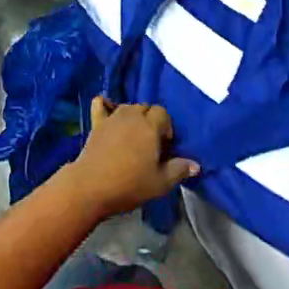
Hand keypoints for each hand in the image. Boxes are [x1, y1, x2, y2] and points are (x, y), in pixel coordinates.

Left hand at [56, 98, 198, 217]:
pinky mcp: (96, 122)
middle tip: (151, 143)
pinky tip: (110, 113)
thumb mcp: (161, 182)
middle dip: (151, 120)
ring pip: (127, 106)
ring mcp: (112, 117)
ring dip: (134, 115)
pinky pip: (100, 103)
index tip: (165, 145)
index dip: (167, 127)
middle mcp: (131, 115)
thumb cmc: (131, 184)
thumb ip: (179, 170)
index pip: (163, 113)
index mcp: (149, 126)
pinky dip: (106, 104)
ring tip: (135, 135)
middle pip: (145, 107)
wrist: (93, 185)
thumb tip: (196, 164)